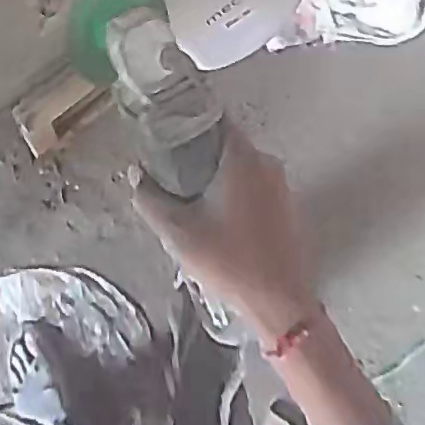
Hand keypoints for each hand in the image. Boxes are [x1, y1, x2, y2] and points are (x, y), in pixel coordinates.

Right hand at [132, 127, 317, 338]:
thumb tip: (135, 174)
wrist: (281, 308)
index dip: (188, 117)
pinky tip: (218, 210)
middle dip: (200, 149)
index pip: (214, 117)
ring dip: (219, 170)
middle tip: (172, 162)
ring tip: (190, 188)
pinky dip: (236, 188)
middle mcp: (267, 163)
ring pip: (242, 164)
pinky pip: (256, 183)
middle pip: (226, 141)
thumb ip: (149, 198)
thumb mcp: (176, 231)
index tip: (168, 126)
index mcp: (242, 158)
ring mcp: (282, 186)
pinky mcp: (289, 208)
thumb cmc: (228, 261)